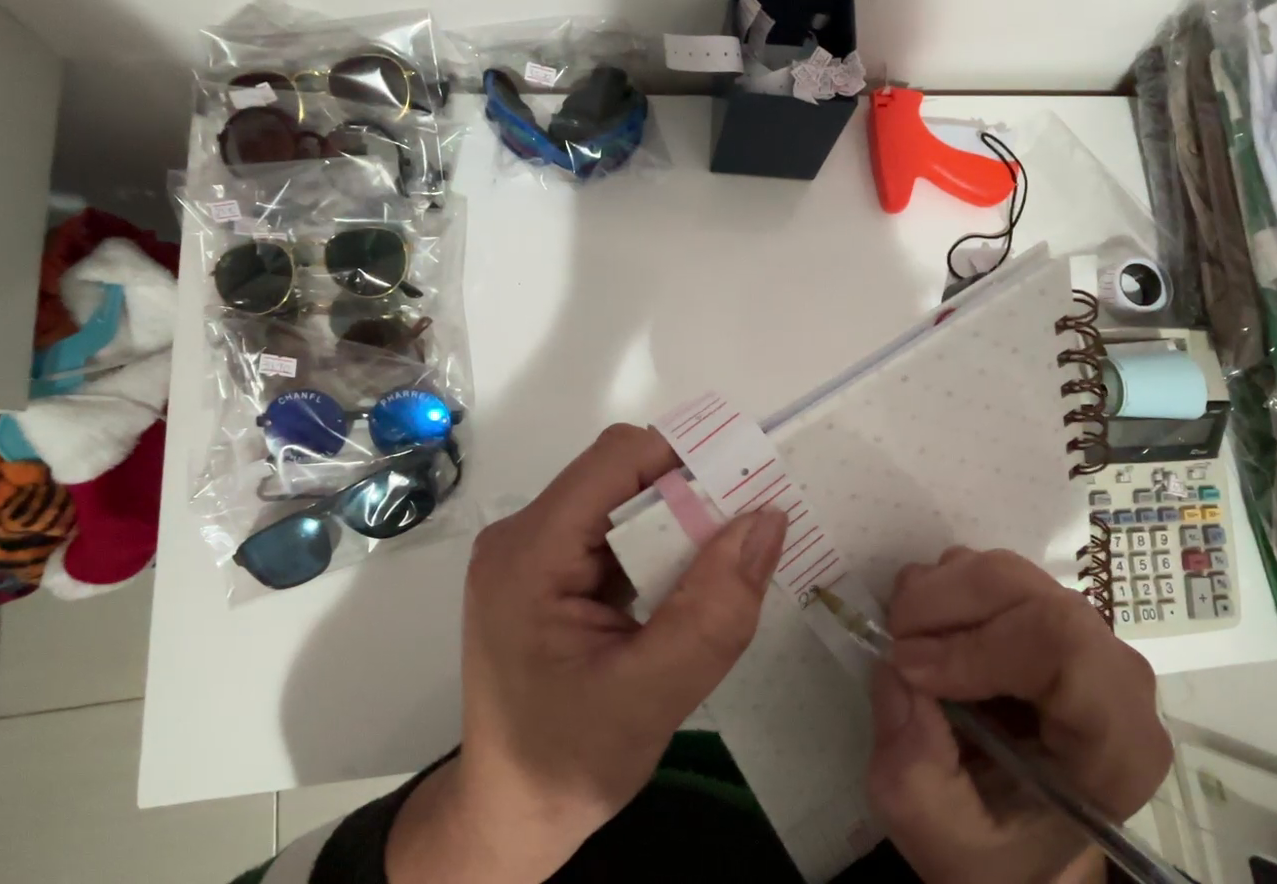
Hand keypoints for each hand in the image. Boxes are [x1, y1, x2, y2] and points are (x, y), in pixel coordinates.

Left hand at [387, 424, 787, 881]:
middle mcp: (524, 536)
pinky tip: (691, 586)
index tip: (748, 496)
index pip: (618, 460)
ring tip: (727, 566)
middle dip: (691, 497)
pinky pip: (617, 534)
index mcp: (530, 554)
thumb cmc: (568, 762)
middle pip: (622, 475)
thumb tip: (767, 519)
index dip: (687, 462)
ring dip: (681, 525)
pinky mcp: (550, 573)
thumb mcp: (652, 695)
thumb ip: (712, 612)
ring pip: (625, 502)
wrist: (510, 816)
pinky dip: (663, 549)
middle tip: (749, 537)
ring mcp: (534, 553)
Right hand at [866, 548, 1170, 883]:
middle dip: (946, 604)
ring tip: (905, 635)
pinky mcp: (1049, 619)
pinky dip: (945, 586)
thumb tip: (896, 673)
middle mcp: (1115, 679)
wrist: (1018, 844)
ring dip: (941, 591)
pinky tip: (925, 628)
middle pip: (1036, 598)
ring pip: (1013, 574)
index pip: (1063, 646)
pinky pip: (998, 575)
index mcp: (1115, 744)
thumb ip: (914, 770)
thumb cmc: (993, 850)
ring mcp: (1084, 639)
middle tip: (893, 640)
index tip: (908, 669)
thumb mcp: (940, 836)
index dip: (976, 643)